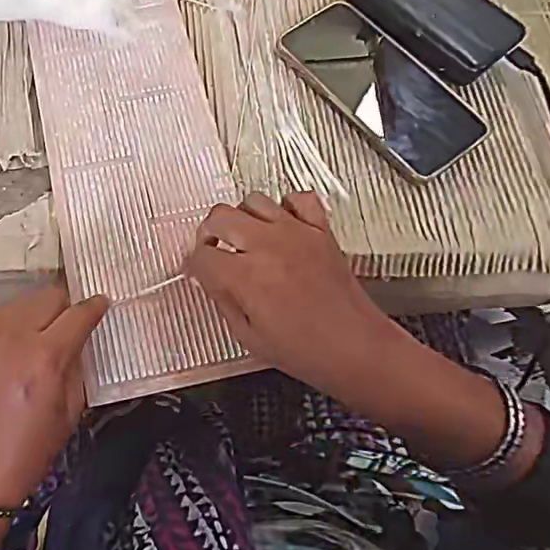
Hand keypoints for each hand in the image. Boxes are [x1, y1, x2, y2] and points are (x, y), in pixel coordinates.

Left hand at [0, 285, 110, 510]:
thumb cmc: (29, 448)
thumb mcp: (71, 409)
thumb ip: (78, 364)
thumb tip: (82, 336)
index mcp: (45, 357)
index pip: (79, 312)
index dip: (95, 307)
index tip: (101, 306)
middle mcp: (13, 336)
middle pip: (50, 295)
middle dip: (66, 306)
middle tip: (72, 323)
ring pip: (23, 300)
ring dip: (38, 312)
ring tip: (42, 336)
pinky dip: (12, 322)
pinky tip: (15, 345)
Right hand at [187, 192, 412, 403]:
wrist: (355, 348)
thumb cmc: (308, 350)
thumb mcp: (247, 336)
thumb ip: (223, 300)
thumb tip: (210, 280)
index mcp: (246, 277)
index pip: (202, 254)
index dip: (194, 264)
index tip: (198, 270)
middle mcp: (269, 247)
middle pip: (219, 216)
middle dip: (208, 232)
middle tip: (212, 247)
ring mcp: (297, 234)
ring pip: (253, 201)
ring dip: (241, 218)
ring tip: (243, 237)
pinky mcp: (321, 232)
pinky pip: (298, 199)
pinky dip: (285, 206)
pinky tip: (280, 224)